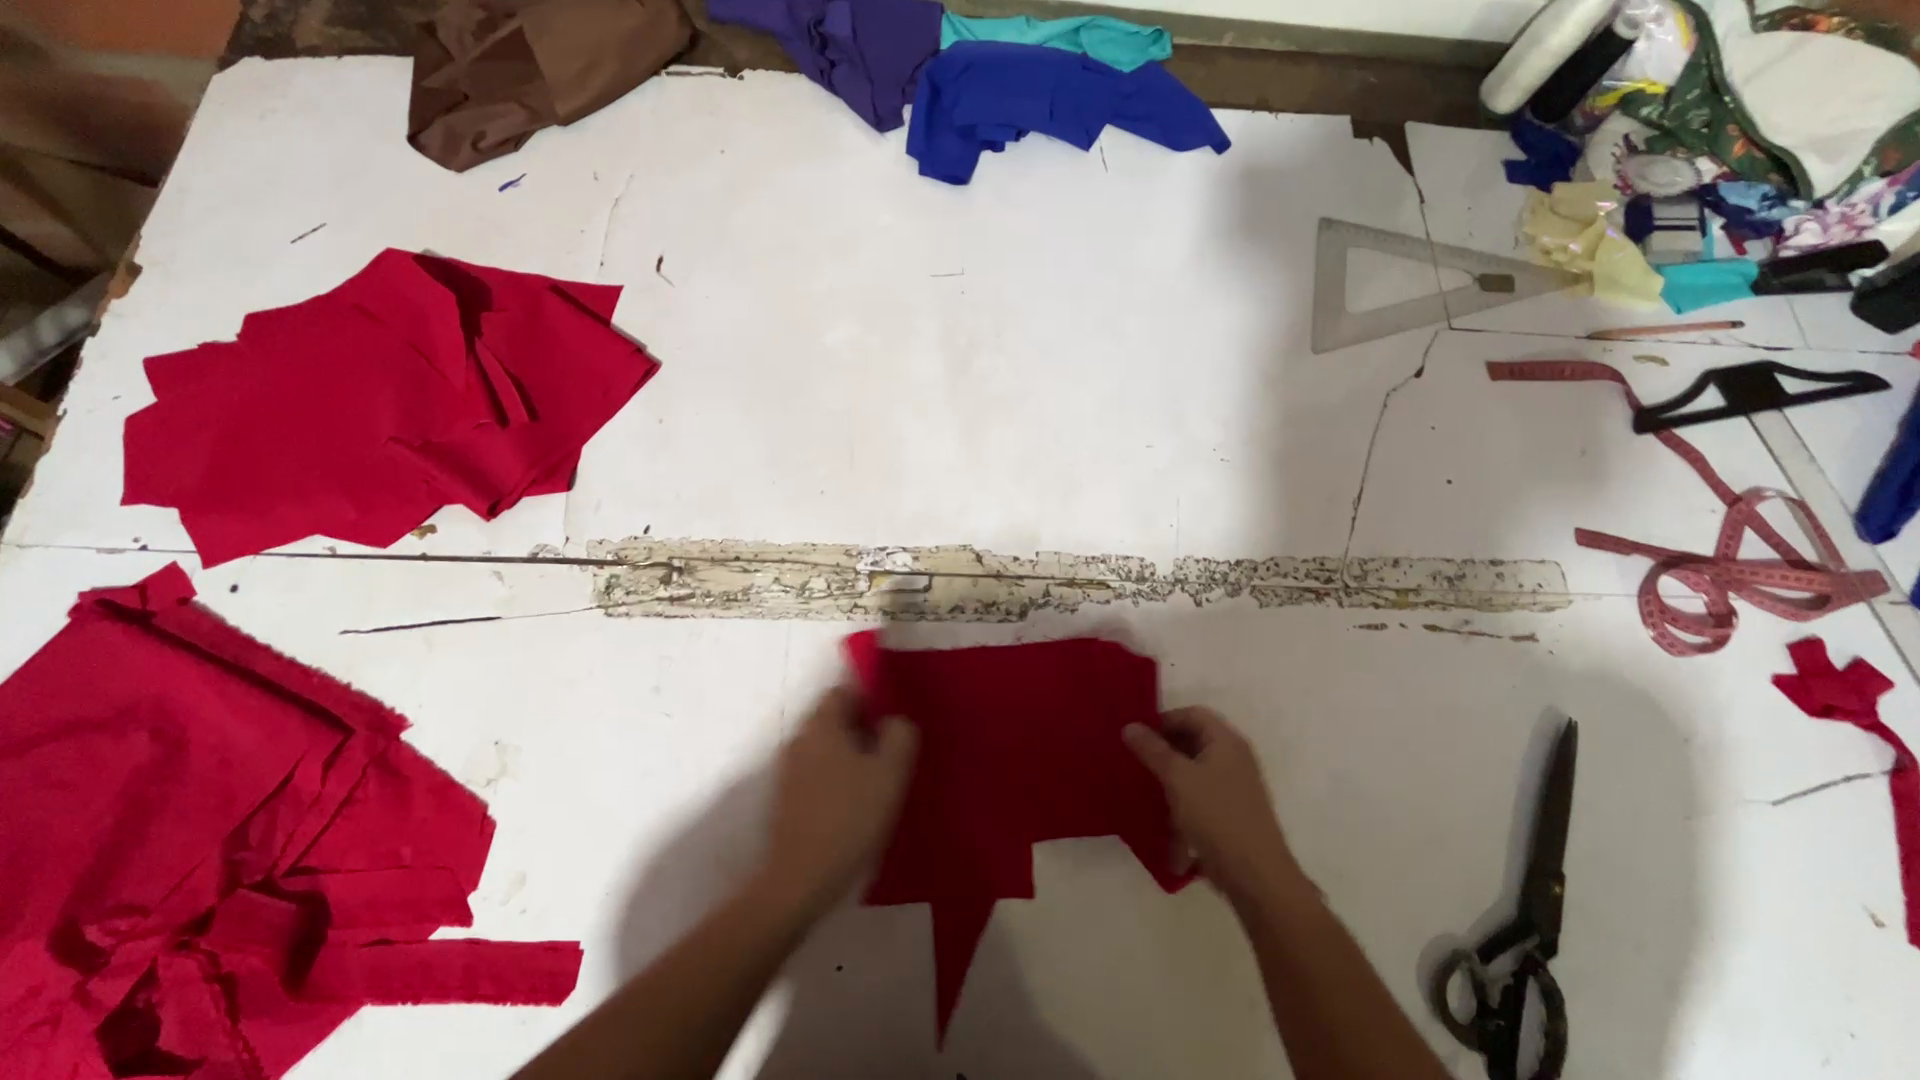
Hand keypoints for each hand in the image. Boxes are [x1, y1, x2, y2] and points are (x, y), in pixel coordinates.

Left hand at [755, 687, 918, 916]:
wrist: (801, 878)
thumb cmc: (850, 818)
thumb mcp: (890, 773)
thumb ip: (900, 735)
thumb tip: (894, 721)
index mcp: (821, 725)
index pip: (843, 692)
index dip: (870, 701)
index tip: (893, 725)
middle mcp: (799, 740)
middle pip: (834, 720)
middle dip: (863, 731)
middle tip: (891, 756)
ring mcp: (788, 772)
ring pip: (826, 750)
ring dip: (850, 758)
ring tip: (877, 784)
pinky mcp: (786, 800)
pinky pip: (817, 775)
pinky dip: (836, 781)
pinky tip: (855, 807)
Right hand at [1123, 707, 1302, 902]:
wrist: (1254, 874)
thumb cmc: (1216, 816)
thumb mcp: (1178, 779)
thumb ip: (1153, 750)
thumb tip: (1130, 726)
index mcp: (1226, 741)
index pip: (1191, 714)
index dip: (1162, 720)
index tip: (1135, 736)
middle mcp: (1233, 758)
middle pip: (1192, 741)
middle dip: (1162, 750)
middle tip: (1133, 761)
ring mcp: (1233, 786)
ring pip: (1193, 770)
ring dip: (1168, 777)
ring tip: (1141, 789)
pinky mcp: (1229, 812)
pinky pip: (1198, 795)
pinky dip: (1179, 802)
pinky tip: (1160, 819)